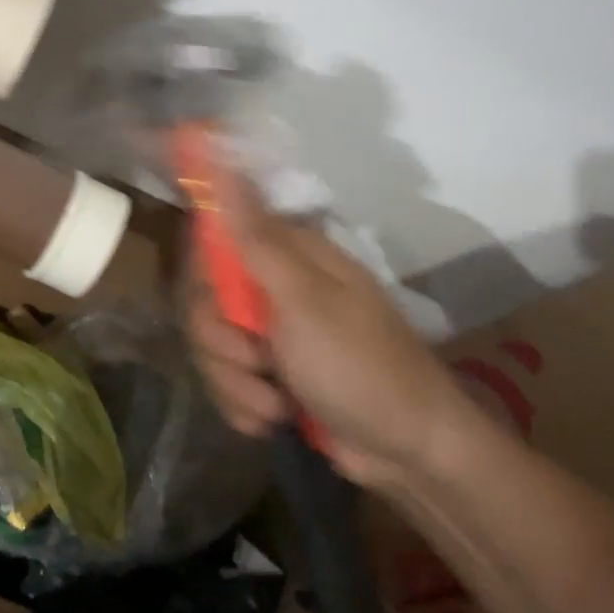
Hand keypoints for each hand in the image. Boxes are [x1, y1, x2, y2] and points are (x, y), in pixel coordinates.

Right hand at [189, 174, 474, 489]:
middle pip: (202, 300)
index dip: (204, 273)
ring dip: (234, 383)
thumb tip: (223, 161)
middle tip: (256, 361)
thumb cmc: (362, 366)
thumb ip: (254, 238)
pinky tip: (271, 420)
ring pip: (209, 346)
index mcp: (288, 256)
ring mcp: (269, 335)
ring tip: (275, 406)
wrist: (411, 451)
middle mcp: (272, 289)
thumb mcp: (304, 300)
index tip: (217, 304)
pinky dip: (242, 405)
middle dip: (220, 343)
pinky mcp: (266, 376)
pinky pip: (223, 380)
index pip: (213, 240)